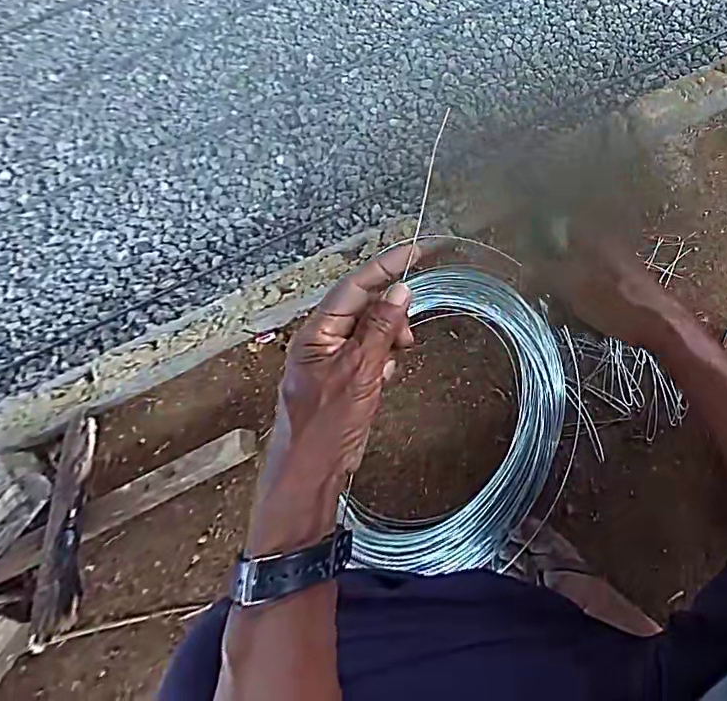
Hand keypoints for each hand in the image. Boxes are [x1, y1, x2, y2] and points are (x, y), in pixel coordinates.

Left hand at [274, 241, 421, 477]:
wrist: (310, 475)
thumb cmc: (325, 426)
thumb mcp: (361, 371)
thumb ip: (381, 327)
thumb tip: (401, 290)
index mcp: (316, 332)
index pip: (355, 286)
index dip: (386, 265)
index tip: (416, 250)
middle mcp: (322, 339)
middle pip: (365, 304)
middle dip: (392, 312)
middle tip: (409, 331)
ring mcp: (333, 357)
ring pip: (372, 328)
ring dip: (390, 337)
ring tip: (393, 360)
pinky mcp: (344, 374)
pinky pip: (372, 349)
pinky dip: (385, 356)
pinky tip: (384, 376)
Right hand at [542, 239, 691, 351]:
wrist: (659, 324)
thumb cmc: (614, 301)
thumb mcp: (571, 286)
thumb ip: (542, 274)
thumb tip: (524, 271)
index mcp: (589, 235)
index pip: (550, 232)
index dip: (536, 257)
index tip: (533, 282)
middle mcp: (599, 244)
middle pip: (559, 261)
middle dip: (553, 288)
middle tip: (557, 309)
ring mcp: (610, 265)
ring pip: (573, 280)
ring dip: (568, 303)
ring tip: (575, 322)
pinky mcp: (617, 285)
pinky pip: (590, 293)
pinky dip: (585, 308)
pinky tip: (590, 326)